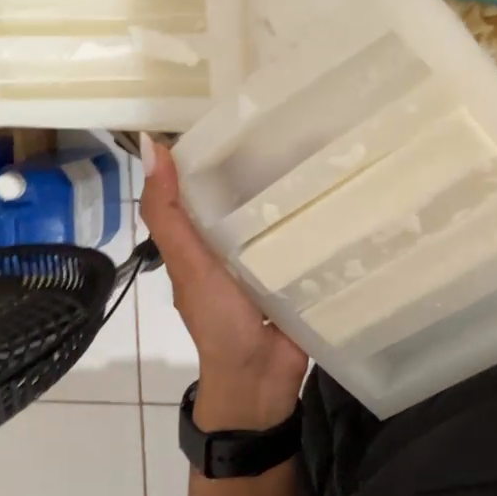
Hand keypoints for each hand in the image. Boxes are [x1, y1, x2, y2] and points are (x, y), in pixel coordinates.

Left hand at [138, 140, 308, 429]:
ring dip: (302, 189)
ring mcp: (272, 258)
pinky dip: (324, 220)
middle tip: (308, 126)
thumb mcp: (189, 264)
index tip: (249, 112)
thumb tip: (149, 145)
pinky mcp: (303, 272)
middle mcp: (237, 241)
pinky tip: (348, 196)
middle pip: (252, 193)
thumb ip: (169, 214)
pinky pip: (311, 239)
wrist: (261, 383)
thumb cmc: (219, 323)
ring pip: (284, 213)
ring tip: (336, 151)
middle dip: (273, 163)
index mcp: (203, 236)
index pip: (210, 180)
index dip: (222, 148)